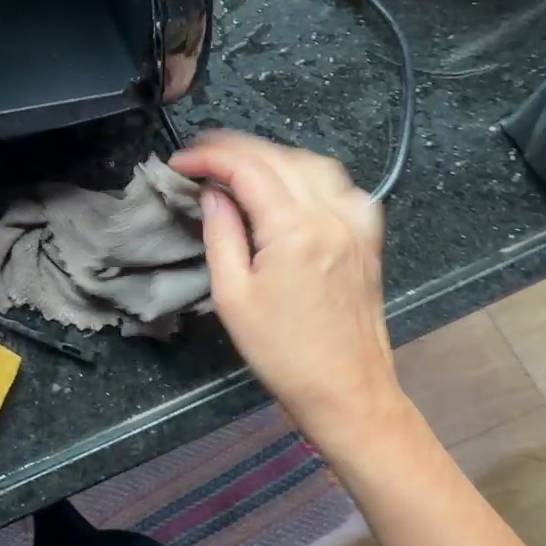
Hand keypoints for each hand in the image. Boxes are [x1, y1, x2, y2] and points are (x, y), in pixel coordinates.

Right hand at [170, 133, 403, 441]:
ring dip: (271, 156)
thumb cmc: (281, 352)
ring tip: (238, 167)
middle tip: (198, 159)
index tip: (178, 164)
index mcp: (294, 231)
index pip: (246, 168)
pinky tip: (291, 186)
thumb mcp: (232, 295)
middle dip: (233, 149)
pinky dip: (310, 174)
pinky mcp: (368, 239)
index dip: (207, 158)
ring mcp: (356, 226)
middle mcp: (330, 217)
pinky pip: (342, 186)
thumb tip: (212, 193)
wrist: (348, 395)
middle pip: (278, 157)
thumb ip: (220, 233)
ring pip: (312, 163)